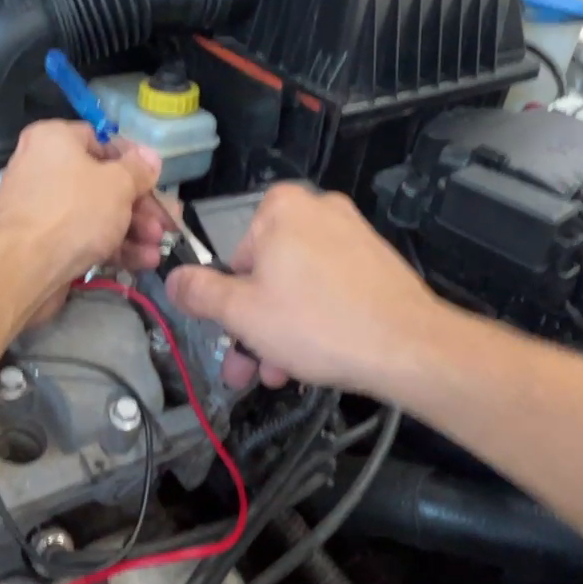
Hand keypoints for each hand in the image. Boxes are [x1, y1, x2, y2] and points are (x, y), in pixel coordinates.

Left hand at [0, 120, 166, 298]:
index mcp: (55, 140)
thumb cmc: (72, 211)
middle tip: (165, 225)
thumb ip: (138, 170)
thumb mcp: (117, 184)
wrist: (21, 268)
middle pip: (104, 183)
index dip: (131, 161)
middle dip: (140, 206)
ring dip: (133, 230)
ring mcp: (44, 208)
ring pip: (98, 214)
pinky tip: (143, 261)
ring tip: (158, 248)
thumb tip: (150, 157)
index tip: (154, 181)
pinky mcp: (46, 243)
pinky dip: (114, 247)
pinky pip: (86, 238)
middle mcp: (45, 168)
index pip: (100, 140)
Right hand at [165, 184, 442, 394]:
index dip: (229, 301)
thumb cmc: (317, 324)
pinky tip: (315, 358)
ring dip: (282, 331)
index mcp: (281, 208)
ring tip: (283, 374)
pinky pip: (331, 288)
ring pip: (298, 286)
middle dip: (255, 325)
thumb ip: (200, 293)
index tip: (231, 336)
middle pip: (268, 273)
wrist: (409, 347)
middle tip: (251, 367)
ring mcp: (353, 235)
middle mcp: (319, 210)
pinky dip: (317, 319)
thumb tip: (173, 280)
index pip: (234, 256)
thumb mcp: (242, 312)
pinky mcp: (377, 262)